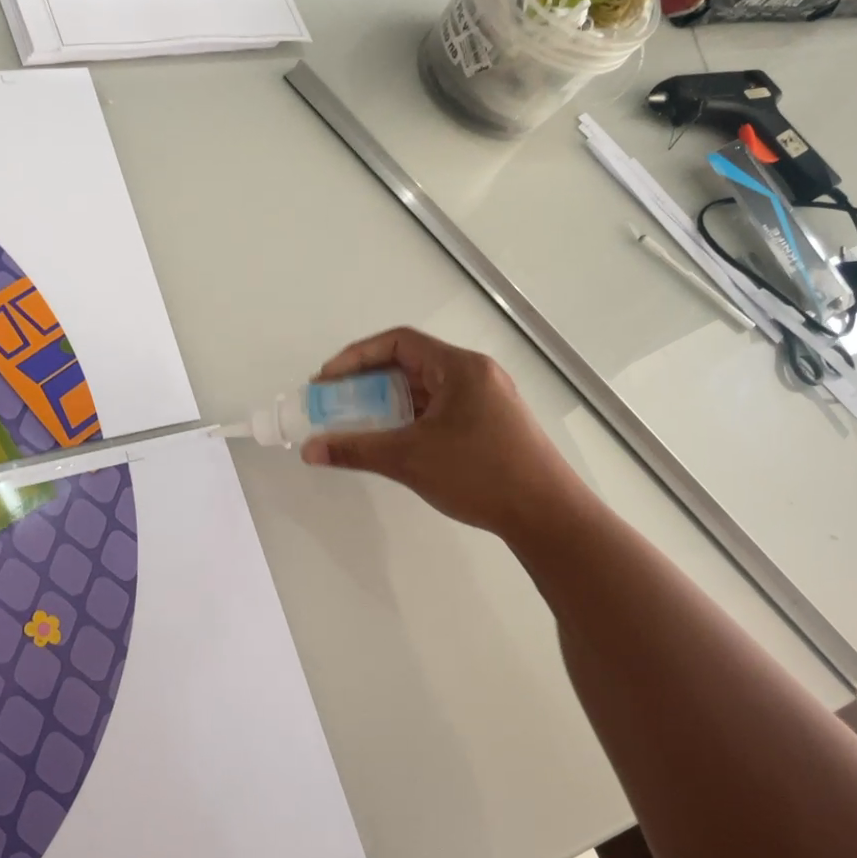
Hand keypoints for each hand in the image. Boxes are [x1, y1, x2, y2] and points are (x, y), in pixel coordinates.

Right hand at [301, 327, 596, 542]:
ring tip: (357, 423)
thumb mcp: (408, 459)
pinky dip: (411, 419)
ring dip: (388, 403)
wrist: (548, 515)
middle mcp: (475, 375)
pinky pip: (440, 410)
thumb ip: (355, 450)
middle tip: (335, 403)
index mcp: (460, 368)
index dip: (356, 356)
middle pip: (411, 364)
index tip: (327, 380)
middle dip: (368, 382)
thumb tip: (309, 450)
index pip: (399, 342)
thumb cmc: (479, 474)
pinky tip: (394, 441)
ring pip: (426, 390)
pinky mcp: (492, 425)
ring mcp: (487, 401)